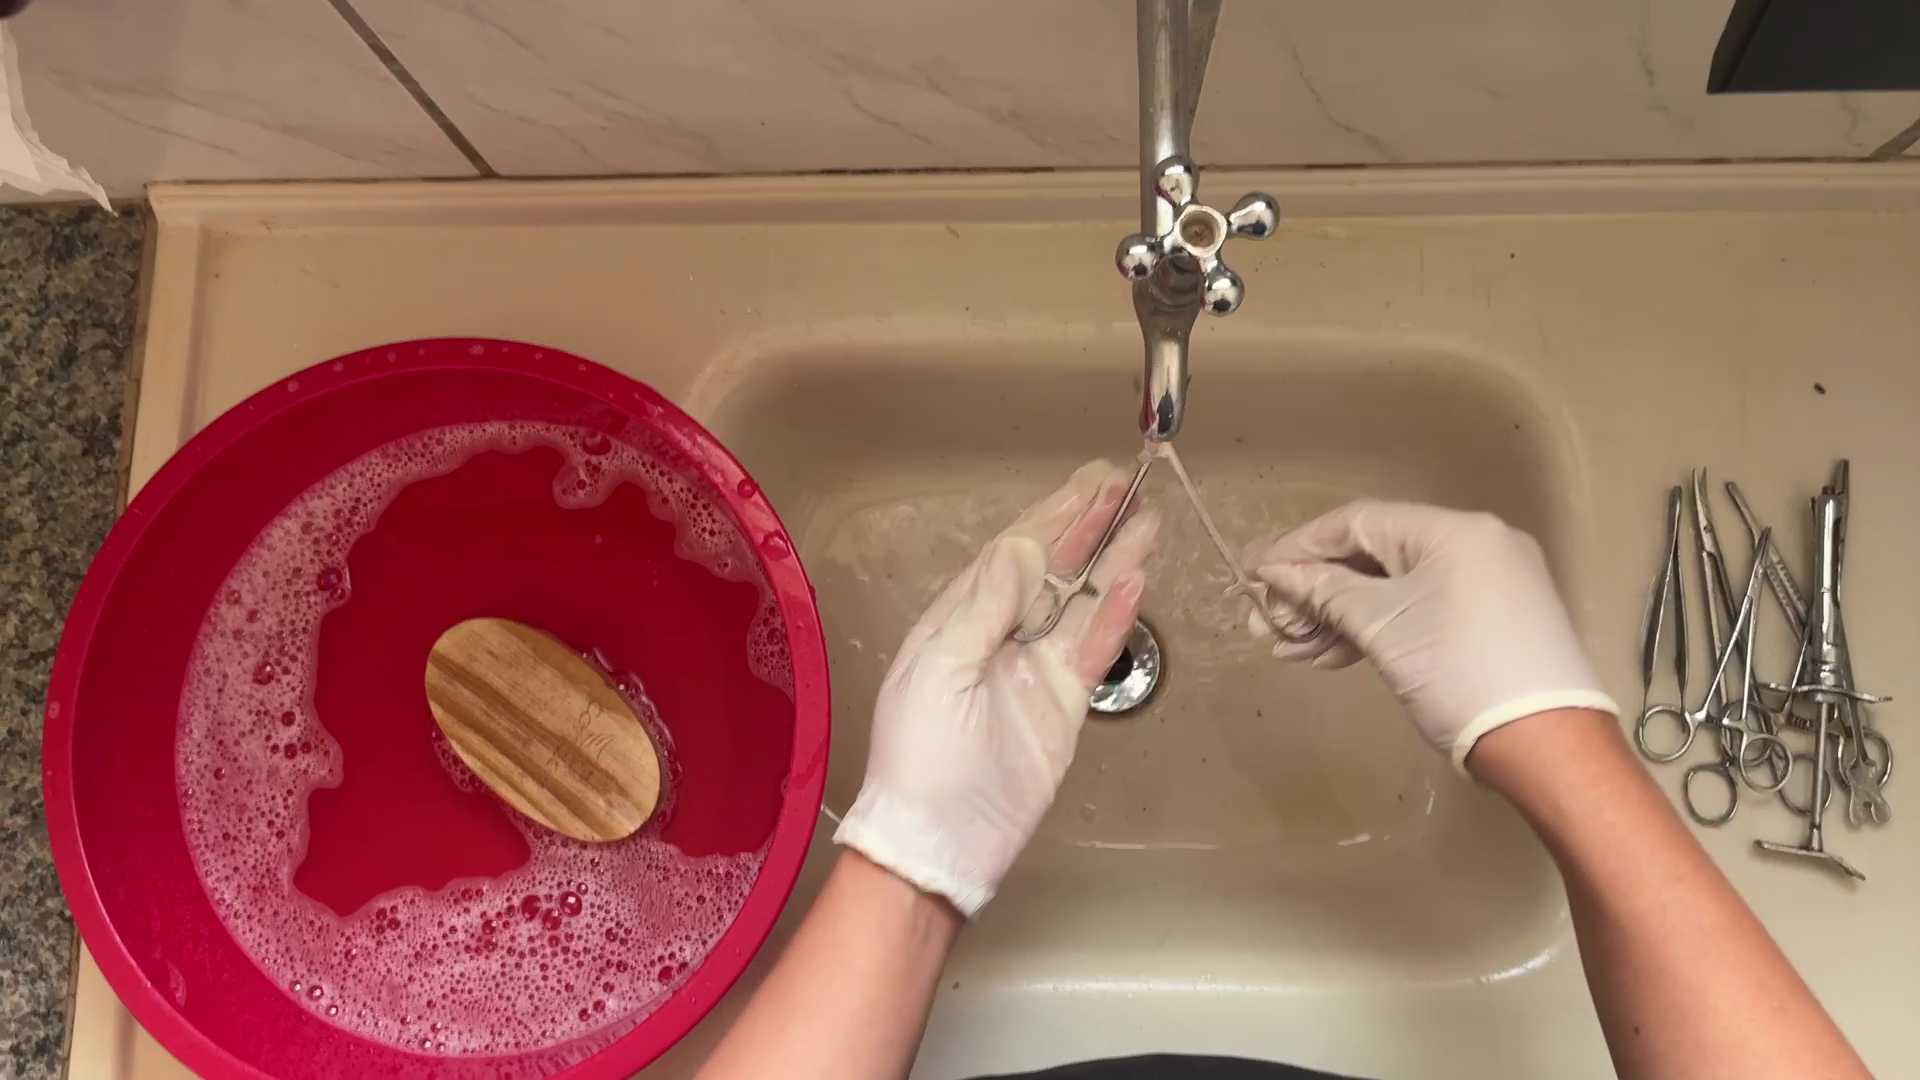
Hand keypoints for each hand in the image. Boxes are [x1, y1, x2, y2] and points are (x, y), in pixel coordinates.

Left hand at [835, 461, 1158, 915]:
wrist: (941, 839)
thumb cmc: (922, 751)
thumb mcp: (937, 671)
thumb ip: (980, 609)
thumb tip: (1014, 549)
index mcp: (960, 619)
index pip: (1008, 555)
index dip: (1046, 518)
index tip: (1082, 487)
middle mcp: (1001, 634)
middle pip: (1050, 570)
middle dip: (1083, 527)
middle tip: (1119, 485)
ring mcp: (1036, 667)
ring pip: (1079, 604)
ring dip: (1110, 562)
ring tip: (1143, 521)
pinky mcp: (1065, 702)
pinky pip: (1093, 651)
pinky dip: (1114, 619)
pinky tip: (1135, 583)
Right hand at [1249, 499, 1614, 772]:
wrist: (1547, 749)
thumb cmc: (1456, 671)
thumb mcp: (1378, 625)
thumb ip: (1321, 590)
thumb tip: (1273, 571)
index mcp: (1453, 531)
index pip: (1357, 522)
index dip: (1300, 545)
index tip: (1257, 572)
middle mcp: (1473, 545)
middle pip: (1372, 555)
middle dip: (1317, 589)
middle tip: (1277, 617)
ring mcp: (1483, 584)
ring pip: (1389, 588)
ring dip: (1337, 616)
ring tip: (1294, 648)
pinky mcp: (1485, 621)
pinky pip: (1414, 610)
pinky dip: (1371, 629)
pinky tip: (1329, 655)